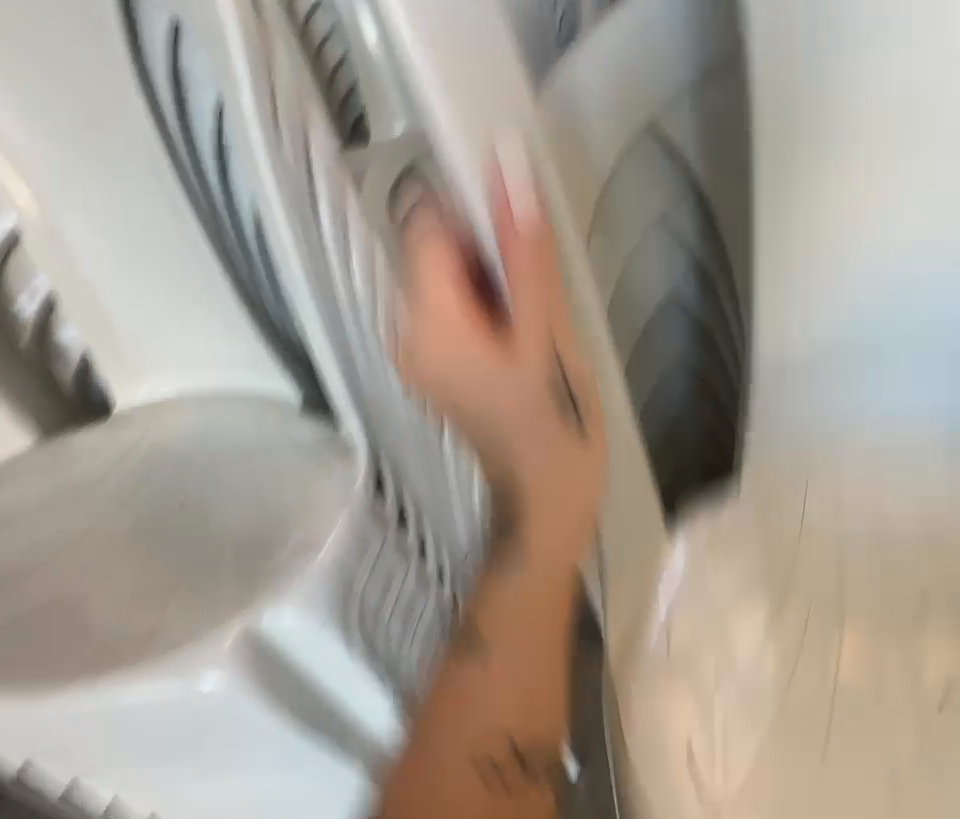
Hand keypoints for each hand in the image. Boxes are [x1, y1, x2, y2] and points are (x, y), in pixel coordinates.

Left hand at [397, 138, 606, 571]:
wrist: (546, 503)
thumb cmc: (556, 426)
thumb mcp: (548, 337)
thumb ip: (525, 255)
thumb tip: (509, 174)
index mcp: (427, 322)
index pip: (429, 224)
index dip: (476, 213)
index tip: (524, 236)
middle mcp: (403, 331)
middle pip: (435, 254)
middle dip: (488, 257)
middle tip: (539, 299)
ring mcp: (414, 353)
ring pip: (448, 283)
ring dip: (492, 285)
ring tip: (535, 328)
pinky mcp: (432, 367)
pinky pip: (452, 314)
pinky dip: (485, 312)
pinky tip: (521, 344)